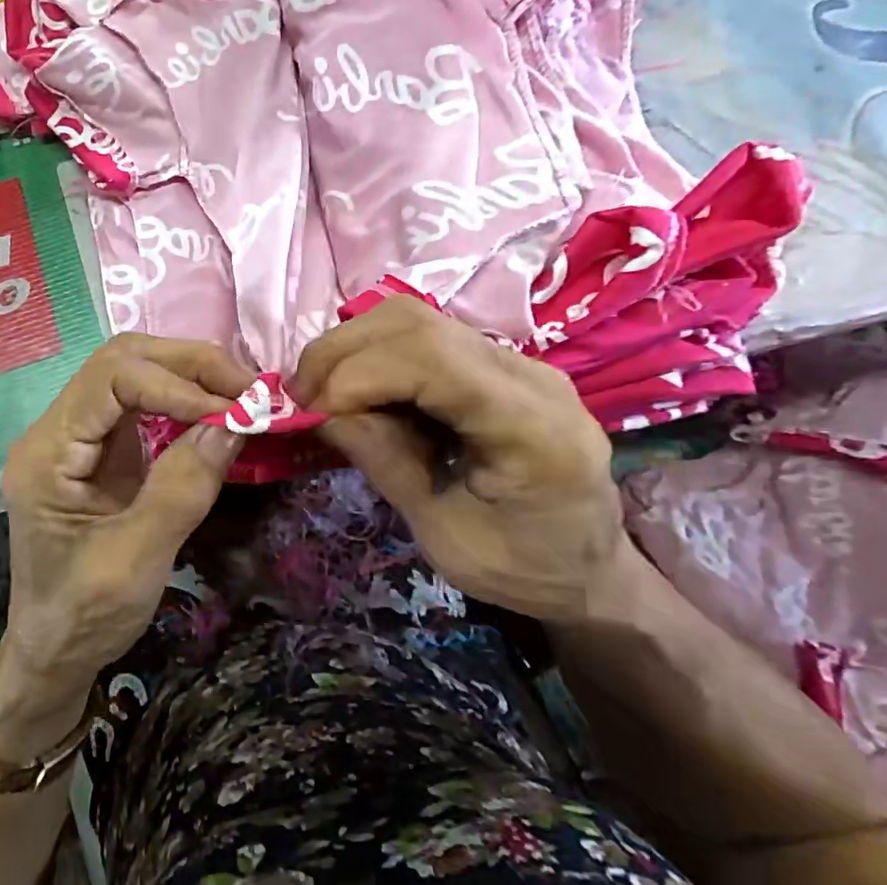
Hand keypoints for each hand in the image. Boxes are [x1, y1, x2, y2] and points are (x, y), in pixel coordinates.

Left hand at [0, 335, 251, 758]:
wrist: (53, 654)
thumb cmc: (83, 617)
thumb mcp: (136, 559)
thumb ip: (182, 487)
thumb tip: (233, 422)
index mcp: (47, 451)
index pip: (110, 377)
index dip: (175, 382)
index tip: (233, 411)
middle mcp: (56, 431)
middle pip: (121, 362)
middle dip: (188, 366)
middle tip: (250, 389)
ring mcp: (77, 439)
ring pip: (133, 376)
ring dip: (190, 377)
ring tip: (243, 396)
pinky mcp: (99, 454)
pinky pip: (141, 408)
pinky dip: (183, 402)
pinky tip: (217, 413)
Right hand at [292, 295, 625, 623]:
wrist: (587, 569)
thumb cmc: (520, 568)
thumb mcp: (443, 536)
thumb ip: (386, 464)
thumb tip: (323, 413)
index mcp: (532, 429)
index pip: (433, 360)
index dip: (359, 374)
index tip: (312, 413)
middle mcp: (529, 376)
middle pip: (415, 323)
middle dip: (341, 353)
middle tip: (299, 398)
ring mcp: (514, 361)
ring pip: (412, 317)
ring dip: (350, 347)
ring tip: (320, 393)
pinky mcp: (493, 363)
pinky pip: (420, 335)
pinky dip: (371, 354)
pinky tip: (354, 391)